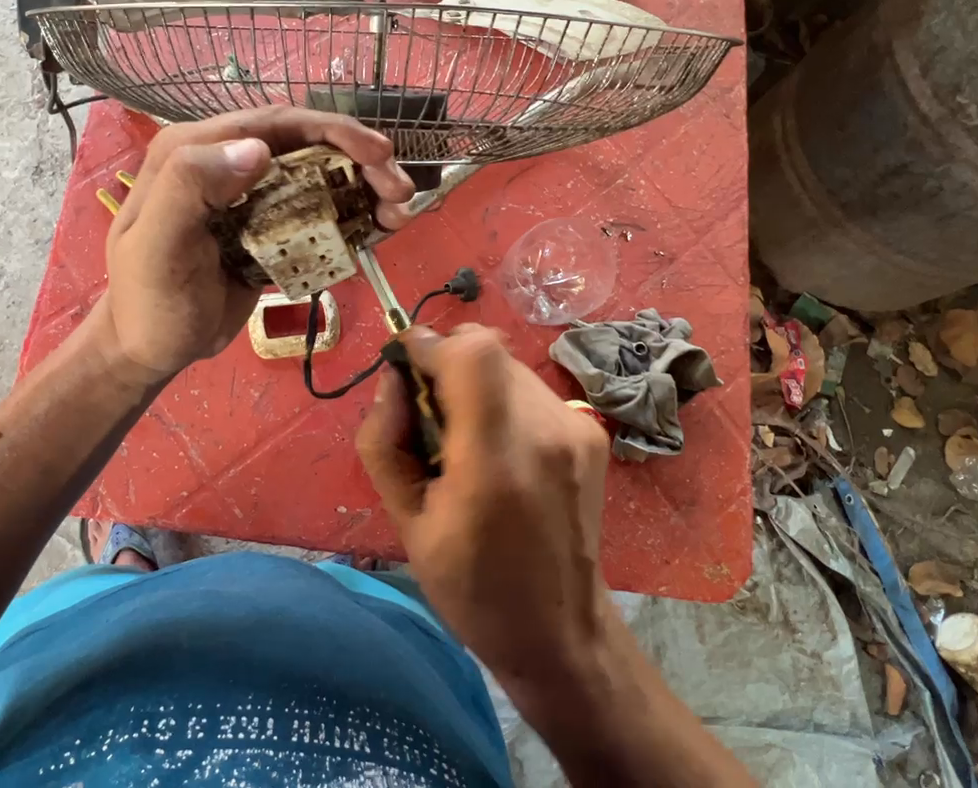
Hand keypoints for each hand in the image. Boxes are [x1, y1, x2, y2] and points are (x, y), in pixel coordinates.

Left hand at [98, 107, 416, 382]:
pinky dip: (350, 216)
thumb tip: (257, 149)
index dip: (333, 130)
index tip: (378, 153)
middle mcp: (224, 162)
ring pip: (318, 175)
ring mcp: (250, 196)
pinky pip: (316, 211)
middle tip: (399, 191)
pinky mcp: (268, 227)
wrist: (149, 349)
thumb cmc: (150, 301)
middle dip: (360, 159)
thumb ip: (190, 187)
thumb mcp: (157, 244)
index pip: (275, 122)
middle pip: (306, 144)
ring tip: (398, 213)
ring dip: (363, 187)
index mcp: (194, 151)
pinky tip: (377, 230)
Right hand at [356, 324, 613, 685]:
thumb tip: (392, 379)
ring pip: (508, 365)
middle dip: (445, 364)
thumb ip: (386, 441)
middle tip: (428, 414)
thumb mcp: (406, 522)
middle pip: (487, 349)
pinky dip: (501, 401)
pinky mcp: (591, 433)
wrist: (561, 632)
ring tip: (463, 440)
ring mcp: (577, 428)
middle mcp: (546, 431)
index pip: (472, 352)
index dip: (430, 344)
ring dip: (473, 383)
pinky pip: (530, 389)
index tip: (404, 369)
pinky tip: (498, 450)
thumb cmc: (471, 587)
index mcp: (495, 461)